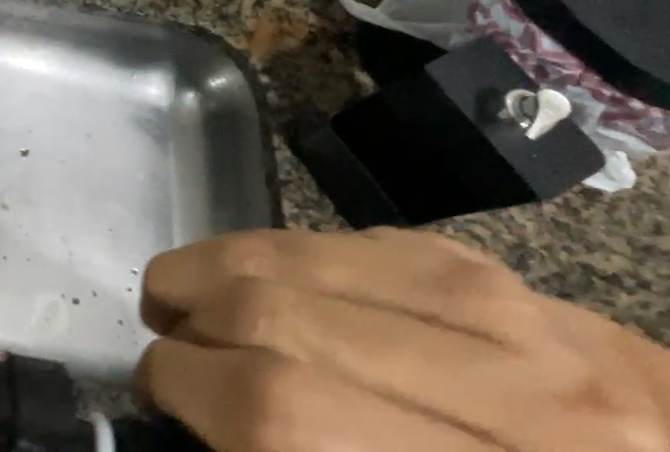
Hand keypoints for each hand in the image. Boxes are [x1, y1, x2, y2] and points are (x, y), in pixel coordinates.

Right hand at [134, 228, 669, 451]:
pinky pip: (330, 240)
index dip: (184, 385)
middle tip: (166, 346)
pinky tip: (249, 284)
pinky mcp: (478, 263)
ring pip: (291, 258)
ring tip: (182, 301)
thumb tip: (199, 414)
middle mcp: (510, 398)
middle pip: (274, 318)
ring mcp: (499, 311)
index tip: (159, 391)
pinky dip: (262, 257)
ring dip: (205, 272)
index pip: (280, 407)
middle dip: (185, 325)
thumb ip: (295, 451)